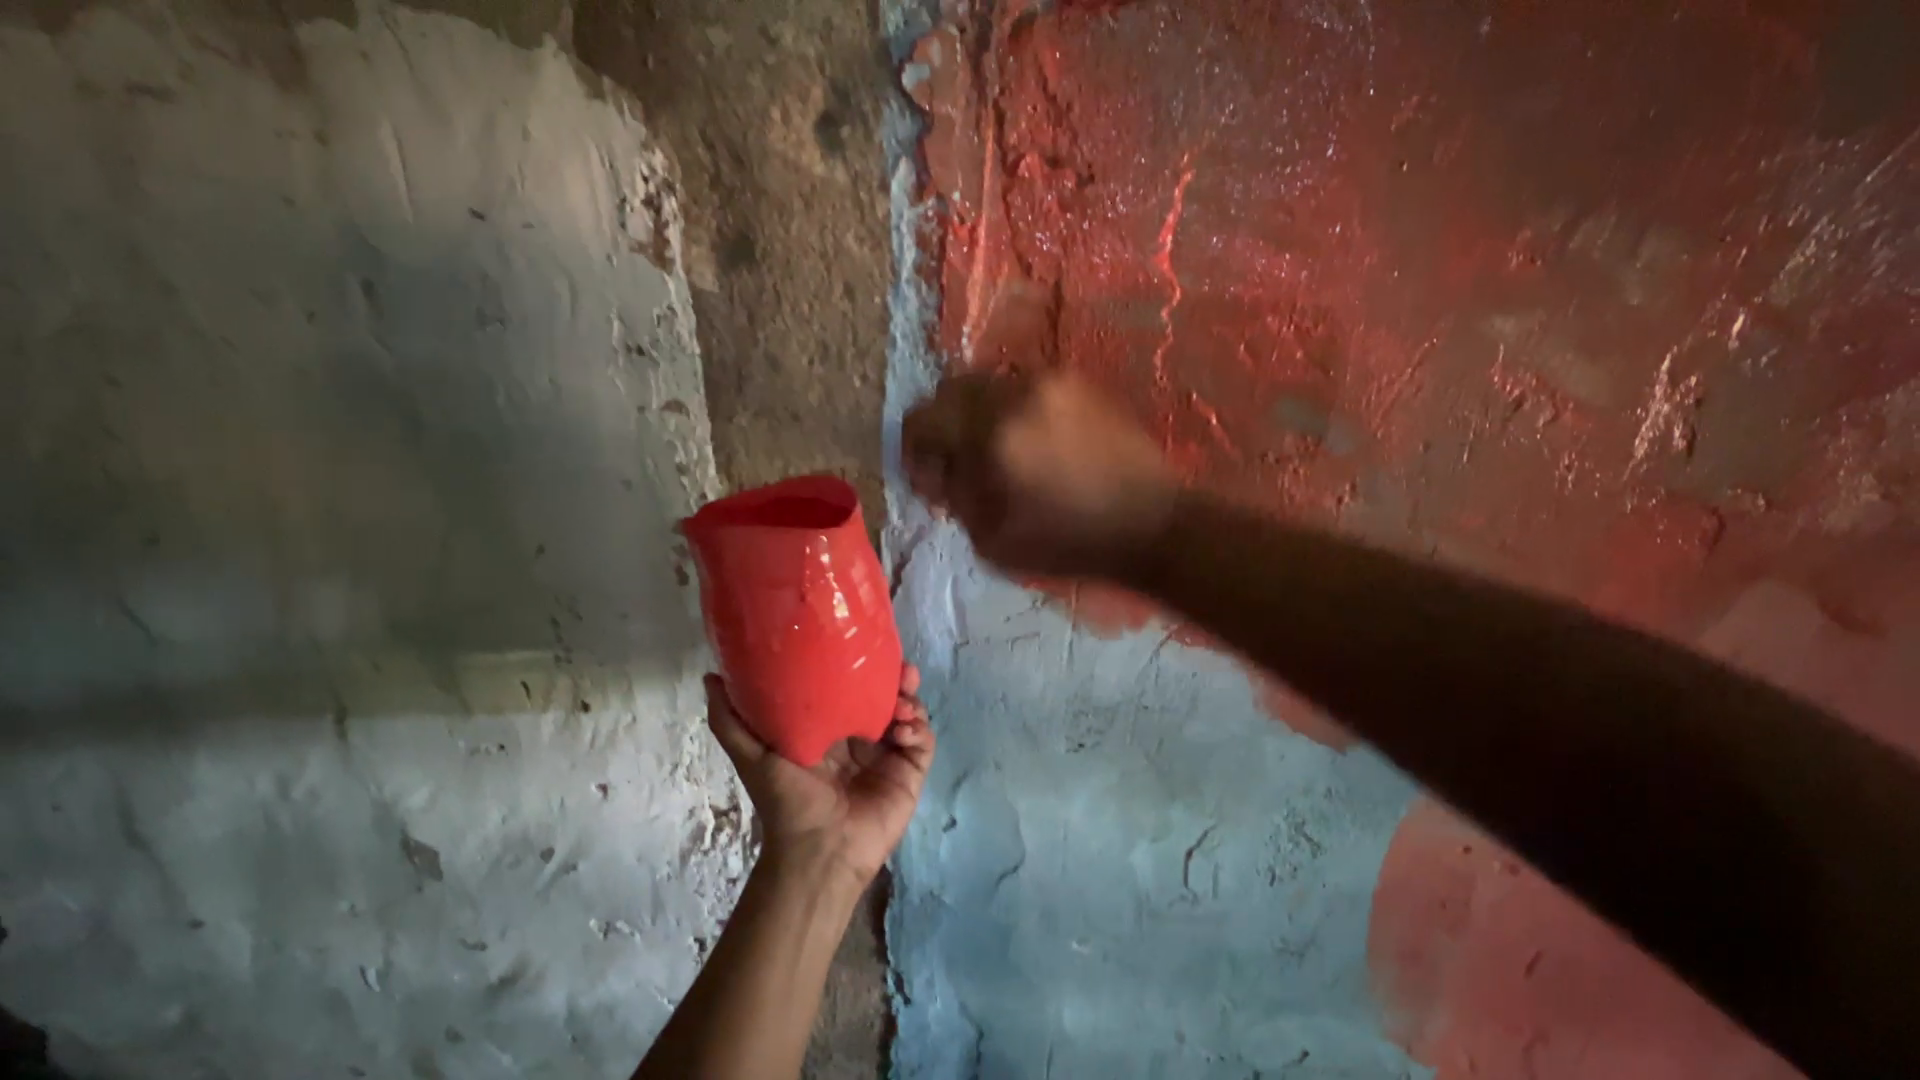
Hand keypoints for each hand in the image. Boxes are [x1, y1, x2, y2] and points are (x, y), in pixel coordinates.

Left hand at [705, 664, 934, 887]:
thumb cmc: (786, 800)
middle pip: (885, 695)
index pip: (851, 688)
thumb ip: (730, 719)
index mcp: (830, 731)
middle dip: (894, 677)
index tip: (864, 648)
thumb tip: (710, 675)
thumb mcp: (750, 754)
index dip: (860, 667)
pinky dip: (919, 729)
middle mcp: (862, 738)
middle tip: (900, 668)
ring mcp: (888, 755)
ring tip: (903, 700)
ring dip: (910, 699)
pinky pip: (923, 741)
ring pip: (909, 713)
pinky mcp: (909, 773)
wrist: (818, 850)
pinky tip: (903, 730)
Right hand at [902, 370, 1177, 578]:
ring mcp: (1052, 381)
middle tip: (959, 464)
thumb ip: (954, 495)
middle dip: (945, 426)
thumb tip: (937, 469)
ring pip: (989, 384)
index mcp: (992, 435)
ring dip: (980, 415)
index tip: (932, 479)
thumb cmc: (1069, 542)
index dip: (915, 450)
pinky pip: (1025, 387)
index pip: (922, 418)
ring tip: (1001, 456)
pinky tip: (1034, 445)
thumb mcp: (992, 538)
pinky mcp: (1078, 382)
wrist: (1152, 523)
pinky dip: (1015, 410)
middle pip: (951, 390)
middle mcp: (1017, 393)